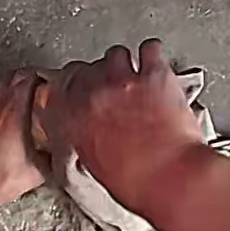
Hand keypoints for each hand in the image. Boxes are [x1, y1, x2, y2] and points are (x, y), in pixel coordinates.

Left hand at [0, 70, 49, 230]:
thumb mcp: (38, 171)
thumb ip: (54, 156)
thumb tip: (65, 149)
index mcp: (12, 114)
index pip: (27, 79)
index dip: (39, 77)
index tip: (47, 81)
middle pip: (10, 77)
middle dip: (24, 78)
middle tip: (35, 85)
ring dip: (8, 86)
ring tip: (19, 97)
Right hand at [45, 39, 205, 216]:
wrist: (171, 178)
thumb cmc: (137, 182)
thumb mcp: (95, 166)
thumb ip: (85, 139)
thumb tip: (90, 132)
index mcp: (74, 121)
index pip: (58, 90)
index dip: (69, 90)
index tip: (76, 92)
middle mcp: (94, 96)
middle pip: (85, 69)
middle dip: (97, 78)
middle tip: (110, 88)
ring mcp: (123, 81)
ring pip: (115, 54)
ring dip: (122, 64)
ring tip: (132, 75)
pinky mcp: (154, 74)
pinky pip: (149, 48)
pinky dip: (152, 55)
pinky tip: (154, 65)